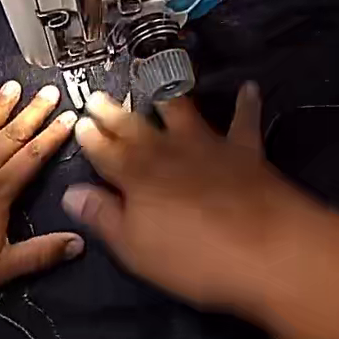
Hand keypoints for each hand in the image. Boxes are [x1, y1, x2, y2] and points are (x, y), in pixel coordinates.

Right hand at [62, 84, 324, 312]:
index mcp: (137, 176)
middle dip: (114, 112)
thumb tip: (72, 193)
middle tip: (98, 95)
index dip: (91, 137)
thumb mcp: (136, 248)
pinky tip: (250, 87)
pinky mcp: (244, 150)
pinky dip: (246, 104)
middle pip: (135, 127)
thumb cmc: (194, 258)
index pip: (105, 151)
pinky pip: (244, 121)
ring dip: (167, 96)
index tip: (80, 122)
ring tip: (155, 79)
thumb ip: (104, 216)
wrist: (267, 249)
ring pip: (182, 113)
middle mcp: (168, 151)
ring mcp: (208, 146)